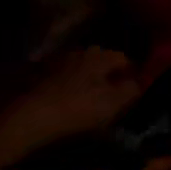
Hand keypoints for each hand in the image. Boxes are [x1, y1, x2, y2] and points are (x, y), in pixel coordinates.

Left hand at [0, 47, 144, 153]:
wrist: (31, 117)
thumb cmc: (79, 109)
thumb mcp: (115, 103)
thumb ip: (132, 89)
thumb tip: (139, 82)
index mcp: (100, 56)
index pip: (125, 59)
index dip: (134, 74)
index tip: (137, 90)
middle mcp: (80, 52)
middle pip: (103, 62)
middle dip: (111, 76)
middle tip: (116, 96)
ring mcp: (58, 61)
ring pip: (83, 69)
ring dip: (90, 81)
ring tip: (93, 100)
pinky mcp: (41, 74)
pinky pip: (65, 78)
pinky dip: (72, 86)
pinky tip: (71, 101)